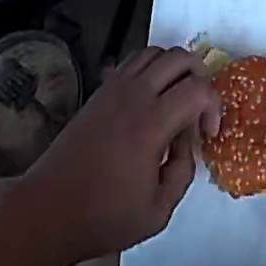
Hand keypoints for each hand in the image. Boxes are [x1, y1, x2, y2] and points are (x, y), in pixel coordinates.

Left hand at [0, 47, 221, 265]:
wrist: (51, 208)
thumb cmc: (104, 215)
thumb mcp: (158, 209)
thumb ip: (184, 170)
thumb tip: (187, 142)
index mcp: (151, 123)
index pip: (198, 88)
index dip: (214, 105)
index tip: (208, 133)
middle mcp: (134, 94)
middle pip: (179, 57)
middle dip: (200, 76)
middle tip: (199, 107)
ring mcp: (114, 87)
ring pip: (154, 51)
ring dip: (174, 67)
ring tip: (176, 98)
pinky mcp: (100, 89)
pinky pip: (132, 61)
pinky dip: (150, 67)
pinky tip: (150, 97)